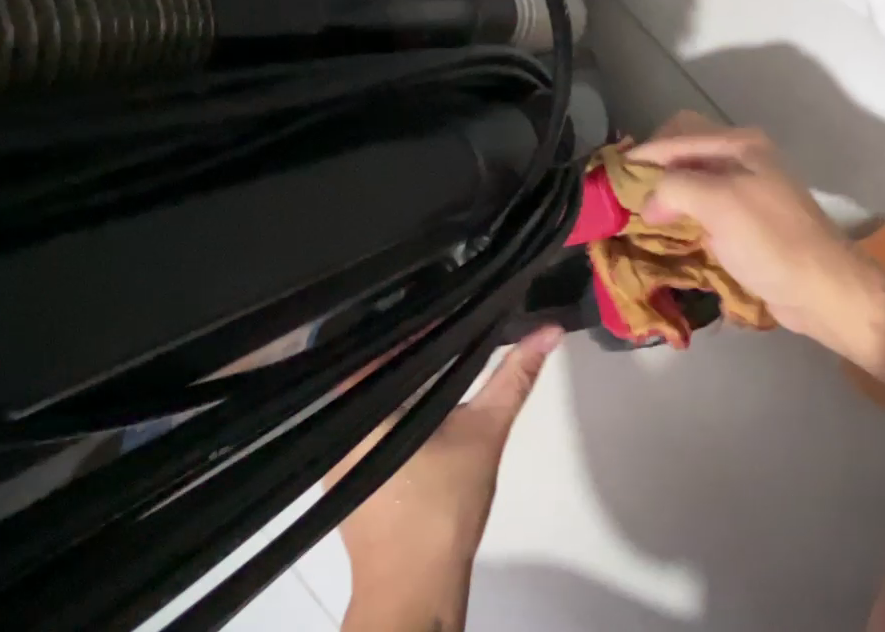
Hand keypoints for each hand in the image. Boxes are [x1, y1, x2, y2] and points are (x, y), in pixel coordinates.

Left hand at [330, 326, 561, 630]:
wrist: (416, 587)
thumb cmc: (442, 505)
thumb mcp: (486, 431)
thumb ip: (515, 377)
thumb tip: (548, 330)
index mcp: (357, 403)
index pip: (387, 337)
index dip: (424, 314)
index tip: (457, 297)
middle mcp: (336, 420)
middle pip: (381, 362)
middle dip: (421, 341)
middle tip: (463, 314)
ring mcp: (336, 450)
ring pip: (377, 392)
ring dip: (411, 373)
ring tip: (452, 344)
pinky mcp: (348, 472)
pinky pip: (373, 418)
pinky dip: (401, 403)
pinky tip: (431, 396)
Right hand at [629, 113, 879, 343]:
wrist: (821, 288)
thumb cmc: (771, 241)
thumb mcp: (719, 203)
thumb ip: (675, 187)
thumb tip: (647, 202)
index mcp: (740, 144)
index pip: (677, 134)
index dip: (642, 155)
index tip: (609, 179)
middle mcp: (742, 158)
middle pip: (684, 150)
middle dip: (653, 169)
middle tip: (624, 195)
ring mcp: (744, 190)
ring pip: (691, 178)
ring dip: (664, 192)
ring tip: (635, 214)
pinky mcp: (744, 220)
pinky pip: (701, 206)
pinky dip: (679, 213)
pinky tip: (662, 231)